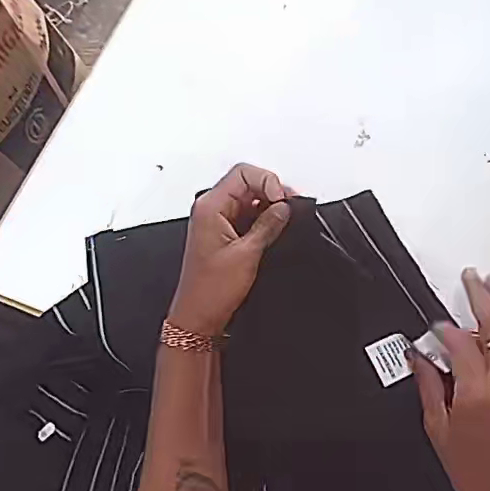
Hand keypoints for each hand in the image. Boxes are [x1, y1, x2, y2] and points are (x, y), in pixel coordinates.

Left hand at [166, 164, 293, 336]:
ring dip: (271, 207)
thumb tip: (285, 207)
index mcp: (210, 207)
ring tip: (285, 222)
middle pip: (248, 183)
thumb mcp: (247, 254)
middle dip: (273, 192)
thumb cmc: (210, 290)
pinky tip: (276, 231)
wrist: (199, 316)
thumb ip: (269, 225)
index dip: (268, 181)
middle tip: (290, 209)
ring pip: (251, 199)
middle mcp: (211, 209)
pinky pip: (249, 216)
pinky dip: (265, 220)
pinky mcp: (226, 233)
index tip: (282, 200)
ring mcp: (218, 221)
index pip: (243, 173)